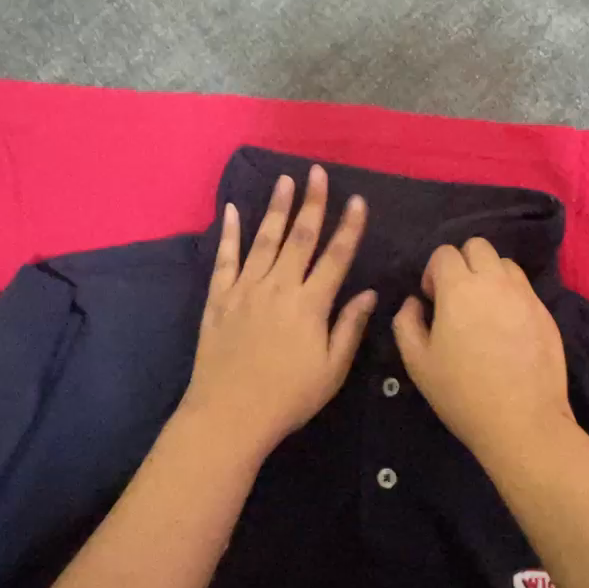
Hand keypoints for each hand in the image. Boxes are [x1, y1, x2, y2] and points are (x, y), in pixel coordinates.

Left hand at [178, 165, 376, 458]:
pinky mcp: (219, 299)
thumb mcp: (331, 370)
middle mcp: (279, 287)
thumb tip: (369, 294)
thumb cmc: (288, 398)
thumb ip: (349, 328)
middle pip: (300, 237)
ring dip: (276, 208)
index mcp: (310, 305)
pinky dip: (230, 233)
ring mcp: (245, 290)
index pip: (336, 257)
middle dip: (312, 203)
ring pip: (264, 240)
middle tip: (317, 173)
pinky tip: (234, 210)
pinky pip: (225, 259)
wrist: (230, 414)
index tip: (358, 200)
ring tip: (285, 180)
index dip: (349, 227)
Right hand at [392, 237, 573, 461]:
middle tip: (457, 299)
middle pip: (478, 246)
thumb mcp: (417, 363)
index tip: (433, 301)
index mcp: (459, 289)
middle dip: (463, 263)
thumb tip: (414, 302)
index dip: (434, 272)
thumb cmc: (462, 393)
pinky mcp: (546, 313)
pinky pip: (524, 288)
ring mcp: (525, 296)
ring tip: (484, 311)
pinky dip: (511, 296)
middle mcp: (495, 282)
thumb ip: (407, 323)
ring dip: (489, 276)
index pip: (445, 253)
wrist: (522, 421)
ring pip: (505, 264)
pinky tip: (506, 330)